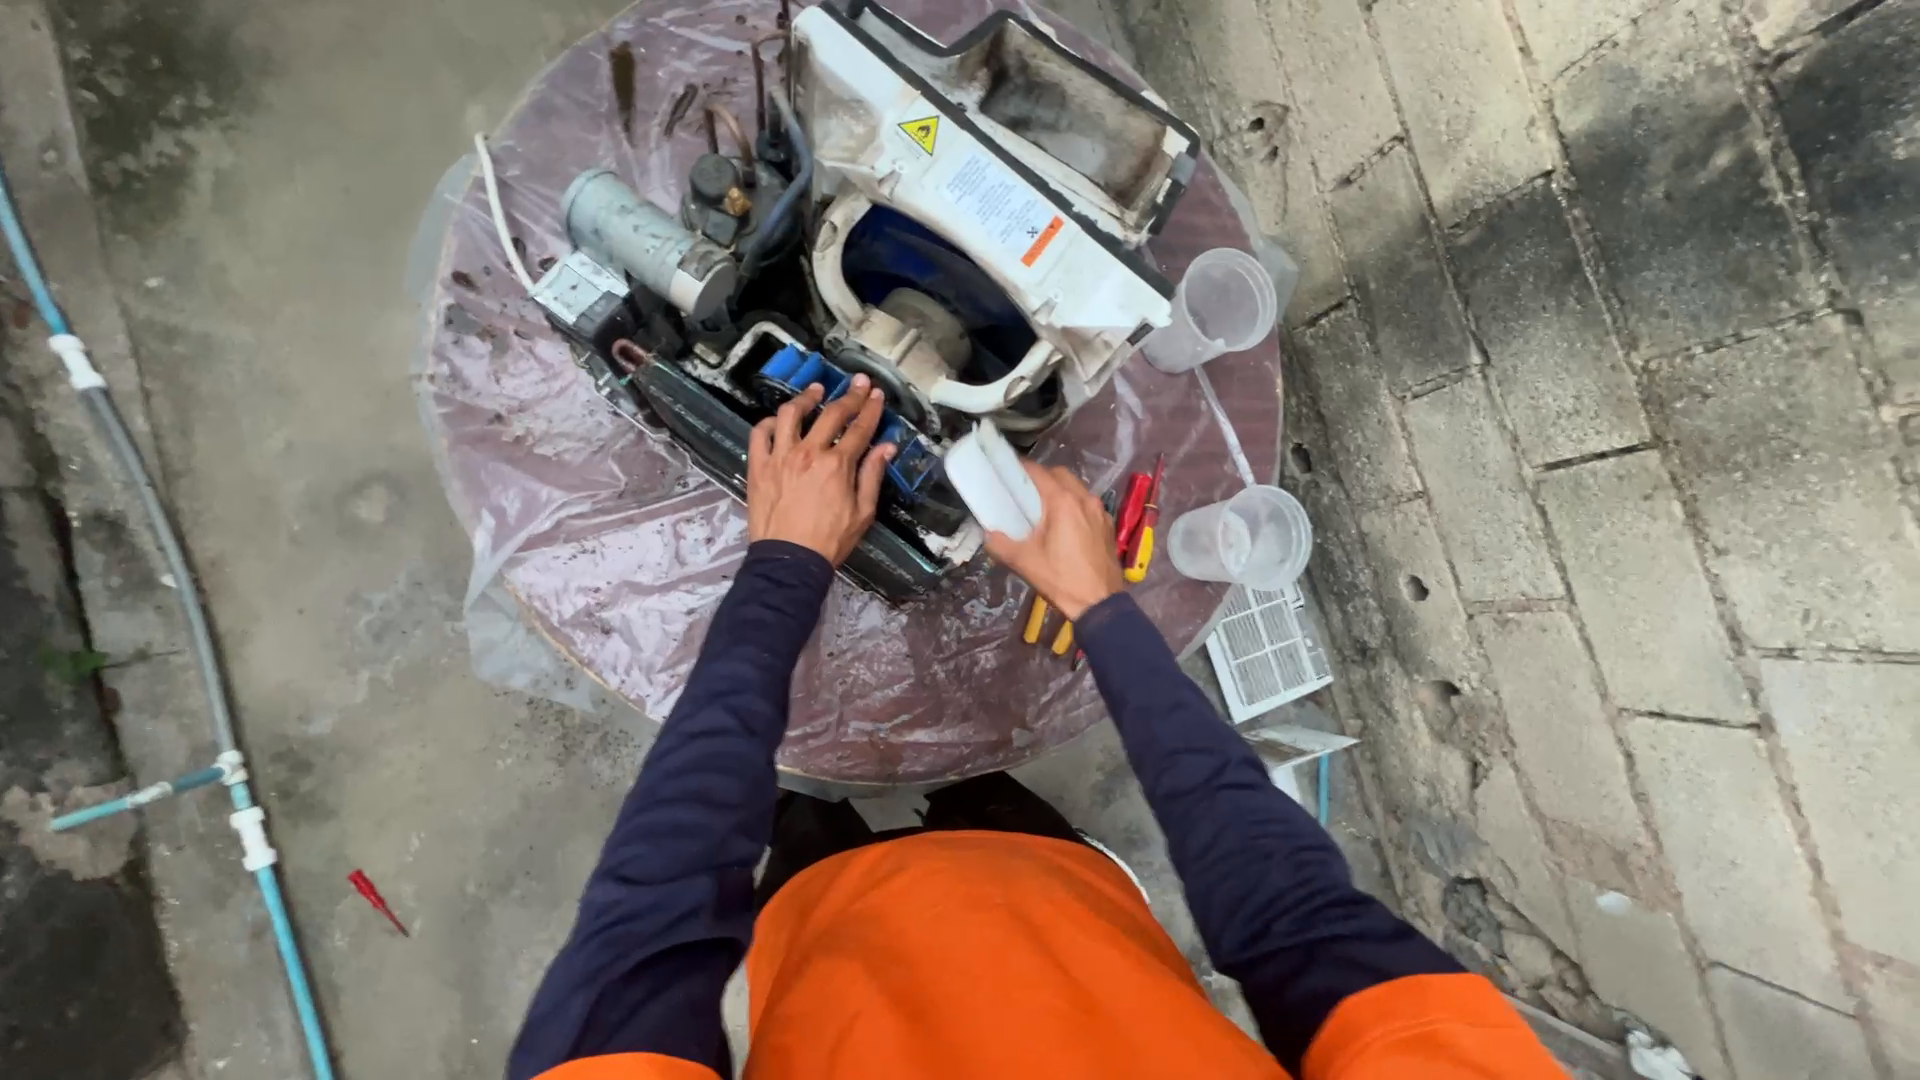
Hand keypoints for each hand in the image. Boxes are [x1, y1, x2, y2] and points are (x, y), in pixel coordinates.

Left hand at [748, 375, 895, 564]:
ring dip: (807, 398)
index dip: (871, 409)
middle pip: (831, 414)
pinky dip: (769, 423)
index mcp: (838, 464)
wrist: (790, 561)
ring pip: (791, 414)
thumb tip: (886, 448)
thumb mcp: (863, 513)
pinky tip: (778, 420)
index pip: (859, 428)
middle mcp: (809, 452)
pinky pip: (759, 434)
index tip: (878, 395)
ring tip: (816, 391)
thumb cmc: (830, 541)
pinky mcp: (758, 466)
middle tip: (859, 383)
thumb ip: (872, 476)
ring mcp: (780, 456)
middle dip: (849, 395)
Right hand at [984, 461, 1125, 620]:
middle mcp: (1084, 499)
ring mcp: (1100, 511)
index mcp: (1063, 502)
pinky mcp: (1108, 525)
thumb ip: (999, 544)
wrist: (1099, 604)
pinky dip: (1074, 505)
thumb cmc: (1060, 579)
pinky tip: (1065, 524)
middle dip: (1042, 477)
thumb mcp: (1023, 562)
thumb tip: (988, 534)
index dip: (1021, 468)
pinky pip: (1087, 505)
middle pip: (1060, 475)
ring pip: (1077, 488)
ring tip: (1043, 507)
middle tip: (1024, 491)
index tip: (1007, 472)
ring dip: (1060, 490)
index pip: (1039, 472)